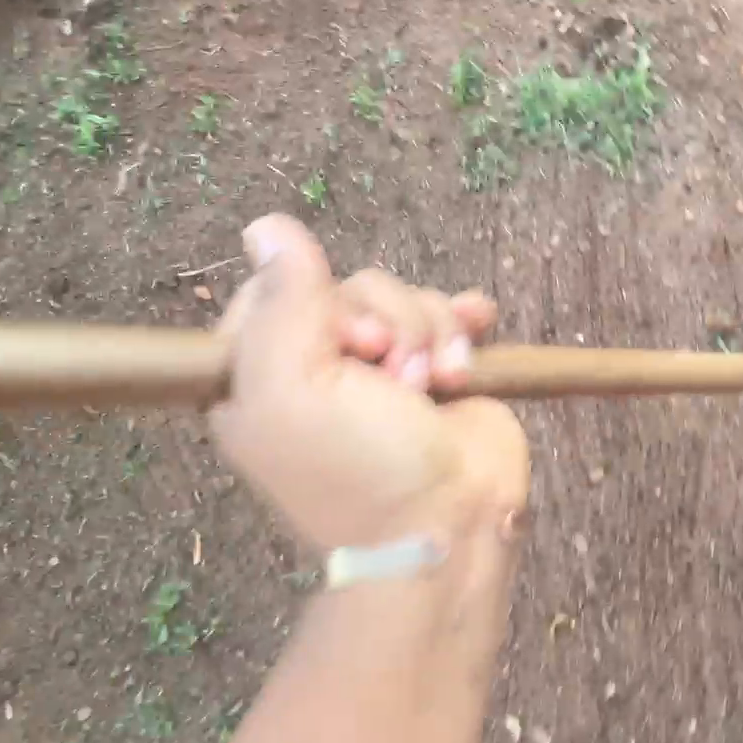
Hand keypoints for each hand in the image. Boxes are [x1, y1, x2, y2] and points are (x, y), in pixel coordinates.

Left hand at [210, 214, 527, 550]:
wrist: (451, 518)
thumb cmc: (360, 464)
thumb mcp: (297, 389)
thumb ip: (283, 304)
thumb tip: (266, 224)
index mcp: (267, 370)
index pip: (284, 288)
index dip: (324, 302)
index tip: (352, 344)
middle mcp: (327, 361)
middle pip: (360, 288)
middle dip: (396, 324)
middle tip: (400, 378)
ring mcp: (391, 365)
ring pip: (414, 299)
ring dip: (437, 334)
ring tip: (443, 382)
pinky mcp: (444, 367)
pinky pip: (455, 313)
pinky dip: (467, 322)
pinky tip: (476, 334)